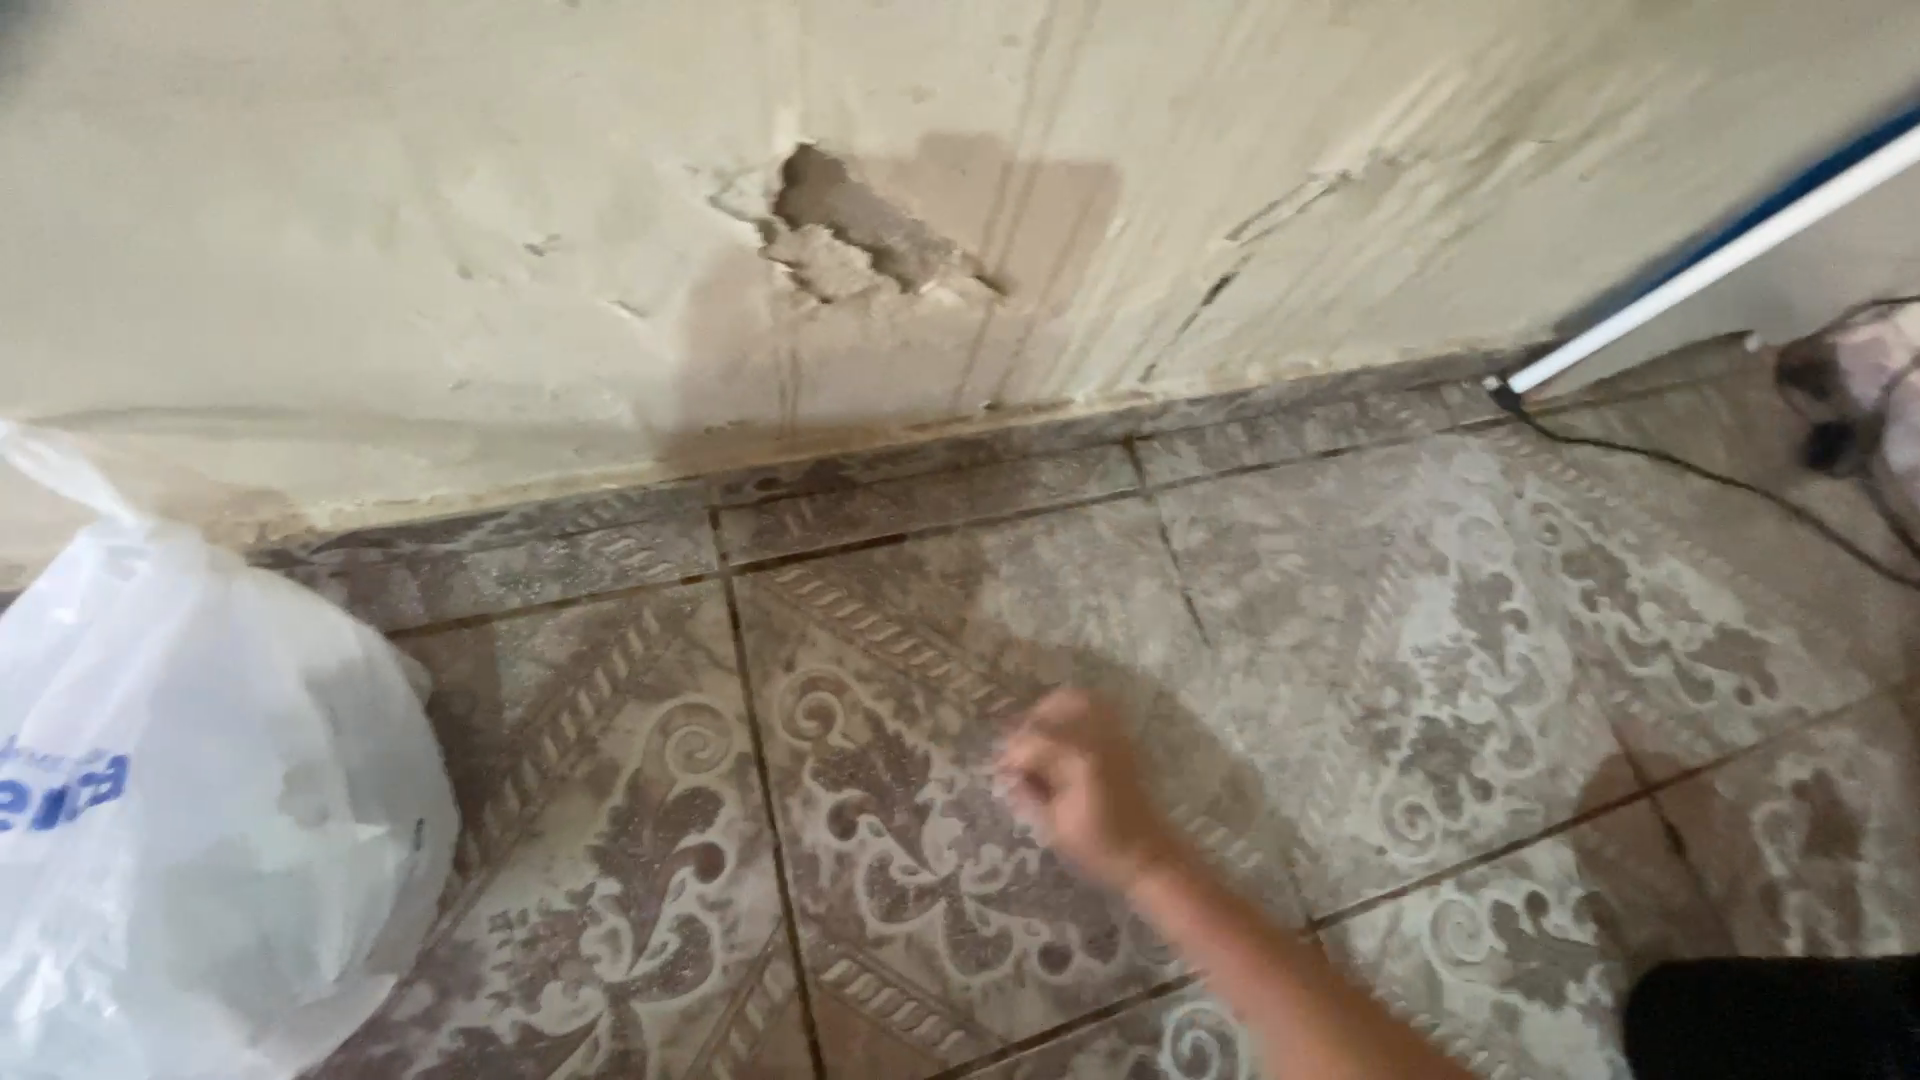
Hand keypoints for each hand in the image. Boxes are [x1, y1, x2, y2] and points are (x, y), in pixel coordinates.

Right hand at [996, 688, 1186, 892]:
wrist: (1148, 855)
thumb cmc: (1099, 847)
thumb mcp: (1053, 826)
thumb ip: (1028, 792)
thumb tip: (1009, 772)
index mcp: (1079, 757)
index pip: (1032, 738)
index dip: (1011, 753)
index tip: (1000, 770)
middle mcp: (1098, 735)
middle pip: (1053, 707)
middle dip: (1030, 725)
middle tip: (1019, 751)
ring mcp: (1114, 732)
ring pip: (1075, 698)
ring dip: (1051, 712)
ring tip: (1039, 738)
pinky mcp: (1123, 737)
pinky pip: (1096, 707)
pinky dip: (1073, 713)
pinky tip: (1063, 736)